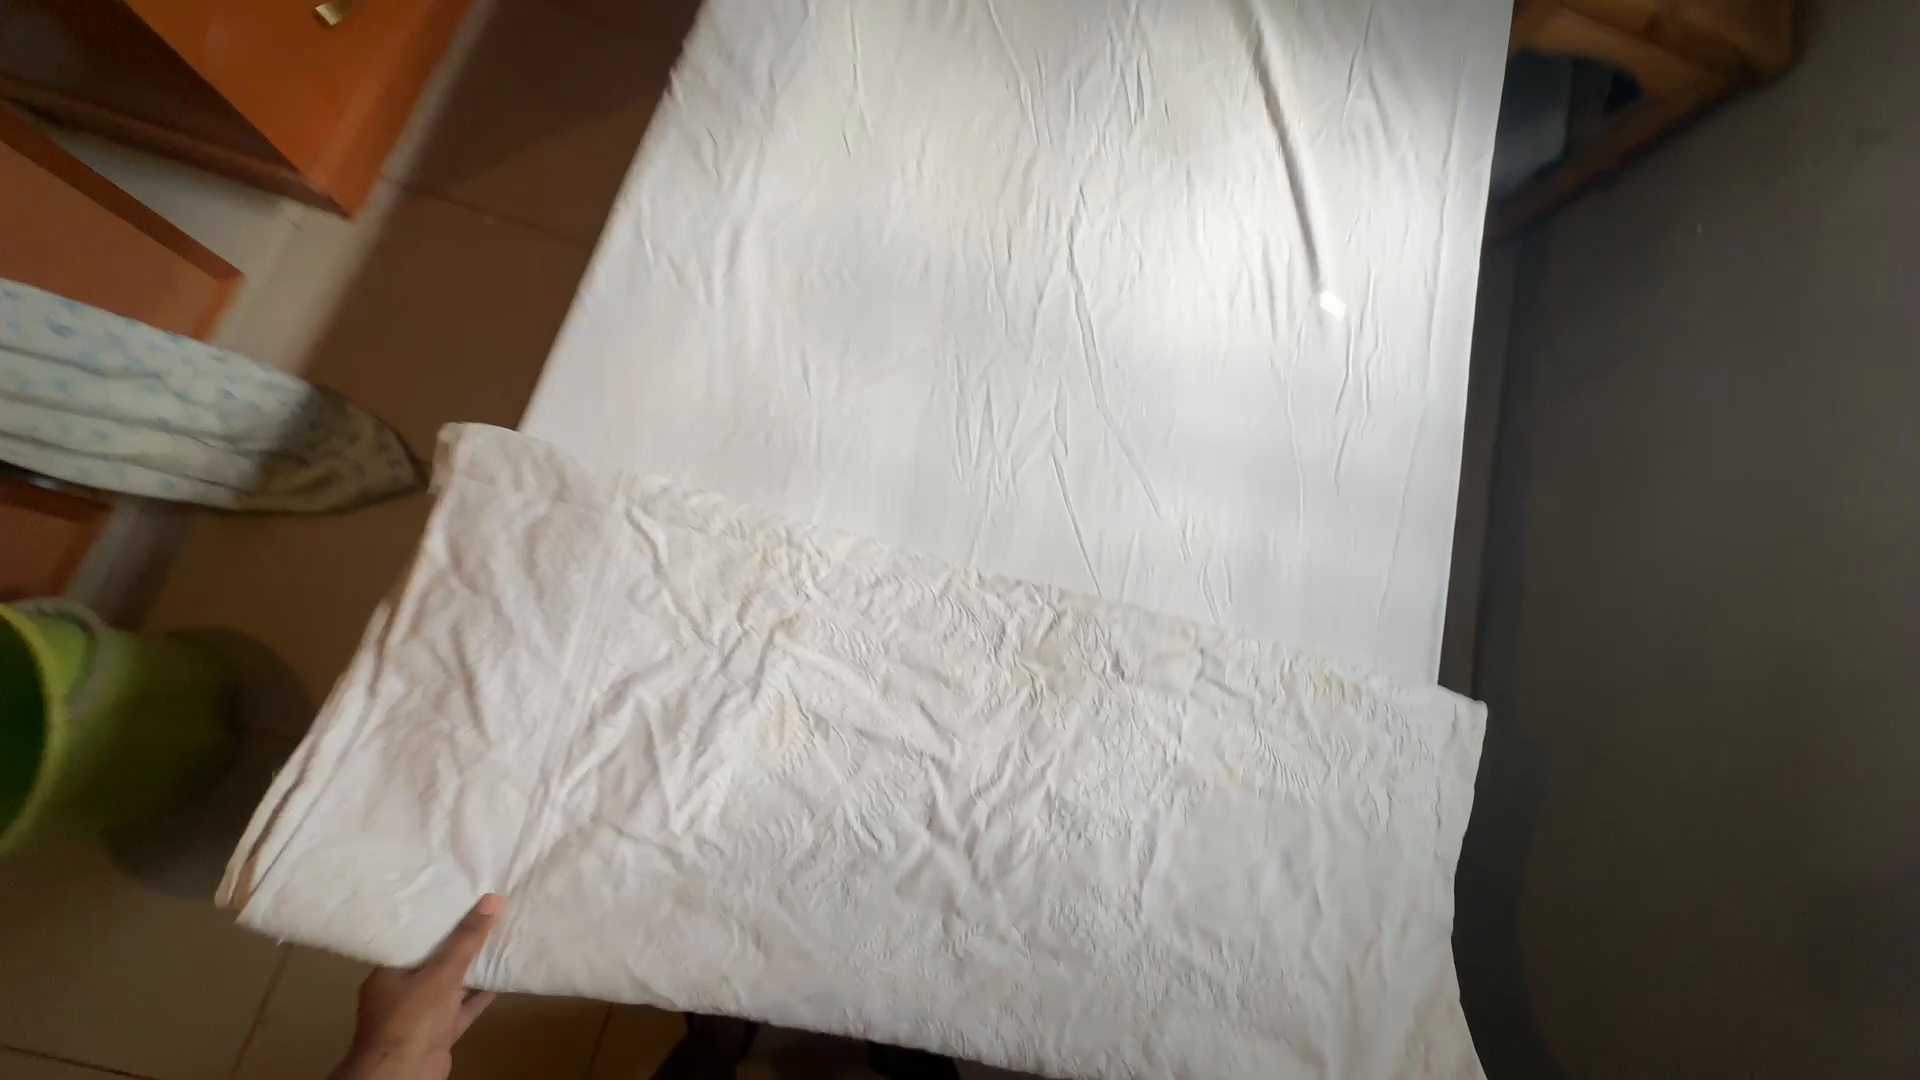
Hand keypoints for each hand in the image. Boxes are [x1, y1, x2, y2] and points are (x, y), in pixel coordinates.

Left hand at [331, 894, 502, 1079]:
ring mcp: (422, 1013)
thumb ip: (467, 938)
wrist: (403, 1078)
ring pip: (454, 982)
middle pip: (438, 958)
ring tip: (505, 935)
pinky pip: (465, 1004)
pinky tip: (505, 973)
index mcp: (390, 974)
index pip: (417, 938)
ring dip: (477, 965)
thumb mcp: (441, 973)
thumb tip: (492, 898)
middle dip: (464, 939)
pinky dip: (483, 991)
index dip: (442, 917)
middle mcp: (403, 991)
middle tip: (493, 910)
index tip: (466, 896)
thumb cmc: (411, 1019)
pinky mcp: (440, 1030)